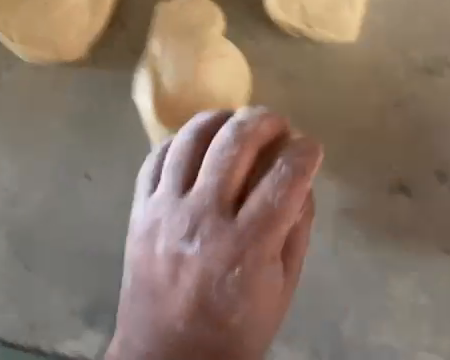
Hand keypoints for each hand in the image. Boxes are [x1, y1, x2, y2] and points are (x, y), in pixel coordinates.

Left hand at [107, 107, 322, 359]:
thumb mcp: (283, 288)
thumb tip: (301, 175)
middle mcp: (203, 220)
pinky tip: (202, 143)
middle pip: (237, 140)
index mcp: (246, 247)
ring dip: (224, 118)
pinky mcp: (138, 211)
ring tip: (239, 123)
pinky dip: (183, 140)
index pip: (285, 175)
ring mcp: (165, 212)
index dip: (306, 152)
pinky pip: (157, 155)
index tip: (311, 149)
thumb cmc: (235, 330)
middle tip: (280, 126)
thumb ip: (297, 227)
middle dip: (268, 120)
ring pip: (193, 136)